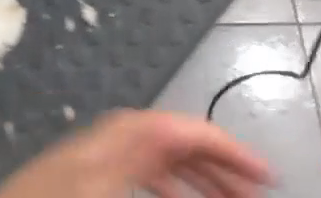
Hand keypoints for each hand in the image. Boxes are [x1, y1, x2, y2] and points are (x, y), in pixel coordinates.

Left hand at [0, 109, 271, 197]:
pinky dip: (156, 182)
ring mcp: (77, 161)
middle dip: (210, 162)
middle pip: (161, 137)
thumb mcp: (114, 190)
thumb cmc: (55, 197)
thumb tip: (224, 191)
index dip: (223, 145)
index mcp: (106, 151)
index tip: (266, 172)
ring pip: (144, 154)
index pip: (174, 130)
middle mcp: (92, 146)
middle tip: (254, 192)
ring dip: (187, 175)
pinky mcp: (68, 178)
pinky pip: (124, 169)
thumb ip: (167, 182)